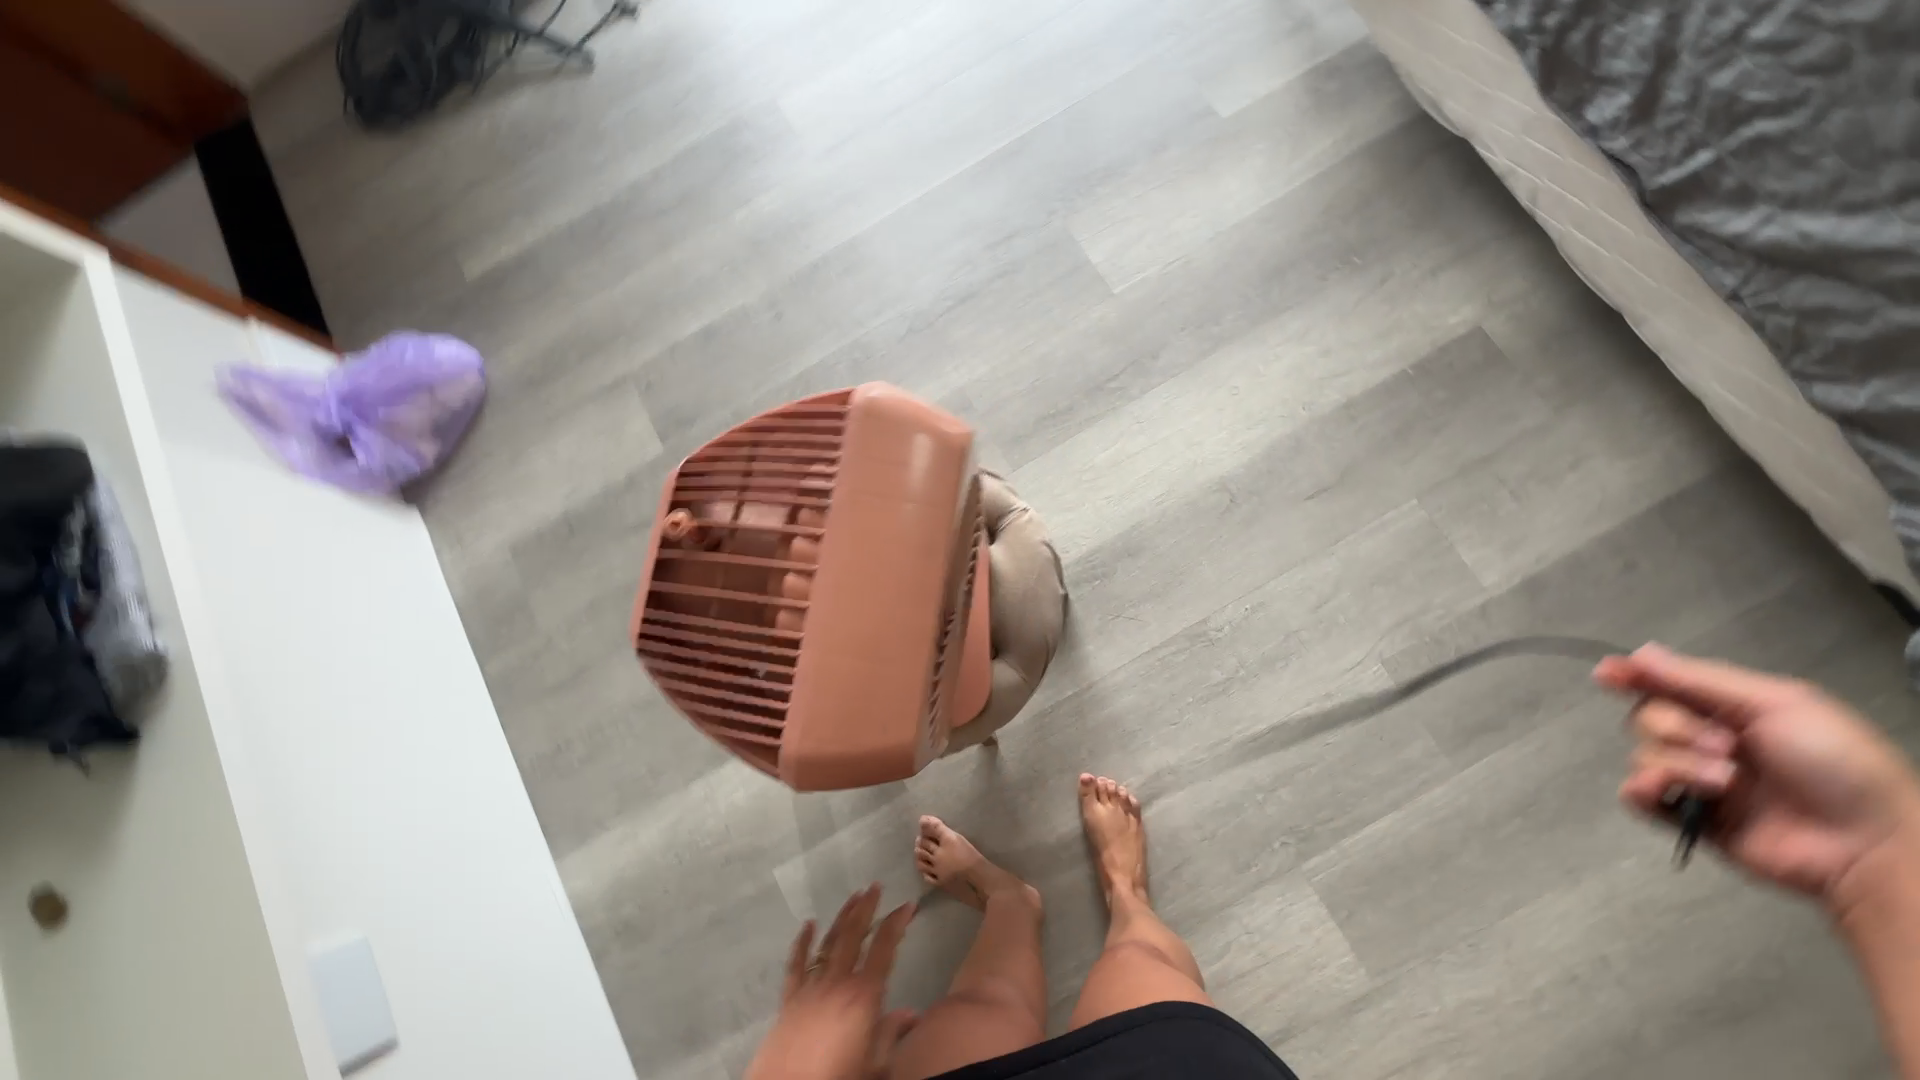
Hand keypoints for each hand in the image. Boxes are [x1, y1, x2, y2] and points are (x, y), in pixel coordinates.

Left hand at [745, 885, 916, 1079]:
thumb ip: (891, 1034)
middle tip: (875, 886)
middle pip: (854, 936)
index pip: (885, 949)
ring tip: (852, 897)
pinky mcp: (788, 999)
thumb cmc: (838, 1078)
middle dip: (866, 909)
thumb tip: (912, 1014)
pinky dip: (802, 942)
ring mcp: (810, 987)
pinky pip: (796, 963)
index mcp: (864, 995)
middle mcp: (838, 982)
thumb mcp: (876, 1065)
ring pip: (829, 942)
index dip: (897, 924)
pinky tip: (807, 924)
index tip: (908, 905)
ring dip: (842, 918)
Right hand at [1597, 644, 1919, 908]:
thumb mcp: (1779, 705)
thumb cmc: (1836, 764)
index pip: (1665, 684)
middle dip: (1674, 728)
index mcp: (1730, 710)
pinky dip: (1644, 789)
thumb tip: (1639, 652)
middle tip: (1724, 747)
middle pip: (1647, 718)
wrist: (1868, 843)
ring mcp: (1695, 780)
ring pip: (1643, 755)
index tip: (1607, 674)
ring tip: (1724, 783)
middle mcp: (1706, 740)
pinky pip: (1637, 796)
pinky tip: (1665, 792)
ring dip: (1677, 764)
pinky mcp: (1687, 817)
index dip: (1633, 676)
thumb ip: (1702, 679)